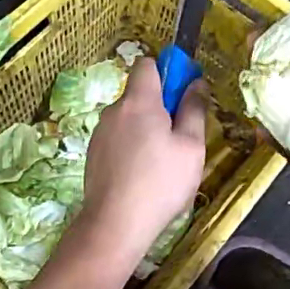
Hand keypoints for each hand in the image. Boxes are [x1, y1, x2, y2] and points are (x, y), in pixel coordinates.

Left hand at [81, 59, 207, 254]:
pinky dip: (132, 147)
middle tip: (181, 137)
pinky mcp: (93, 154)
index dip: (167, 71)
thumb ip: (194, 110)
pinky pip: (118, 139)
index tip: (183, 93)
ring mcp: (100, 133)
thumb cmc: (160, 183)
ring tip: (164, 163)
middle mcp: (114, 110)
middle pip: (139, 94)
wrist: (115, 224)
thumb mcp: (191, 147)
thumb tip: (196, 83)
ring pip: (129, 119)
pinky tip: (143, 175)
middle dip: (161, 106)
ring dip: (147, 129)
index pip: (147, 64)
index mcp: (138, 101)